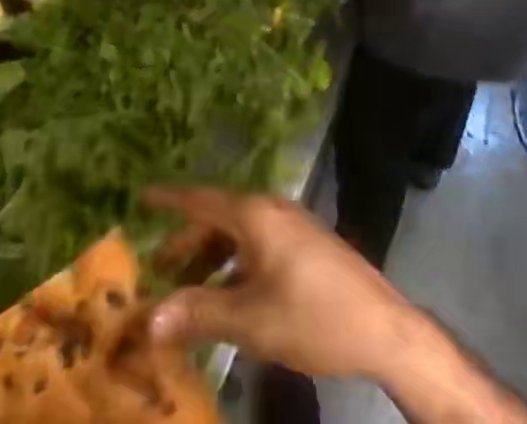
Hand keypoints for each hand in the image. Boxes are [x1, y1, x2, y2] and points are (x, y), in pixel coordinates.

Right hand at [145, 188, 423, 379]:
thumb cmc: (314, 317)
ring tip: (188, 292)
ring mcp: (293, 226)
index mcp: (255, 215)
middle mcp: (272, 210)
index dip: (168, 200)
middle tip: (157, 270)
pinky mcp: (307, 245)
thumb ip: (197, 313)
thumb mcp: (250, 320)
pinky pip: (258, 245)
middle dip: (186, 245)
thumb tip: (149, 320)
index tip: (141, 197)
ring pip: (239, 235)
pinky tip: (229, 296)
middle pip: (217, 219)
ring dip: (211, 260)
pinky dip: (236, 265)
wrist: (386, 330)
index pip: (200, 200)